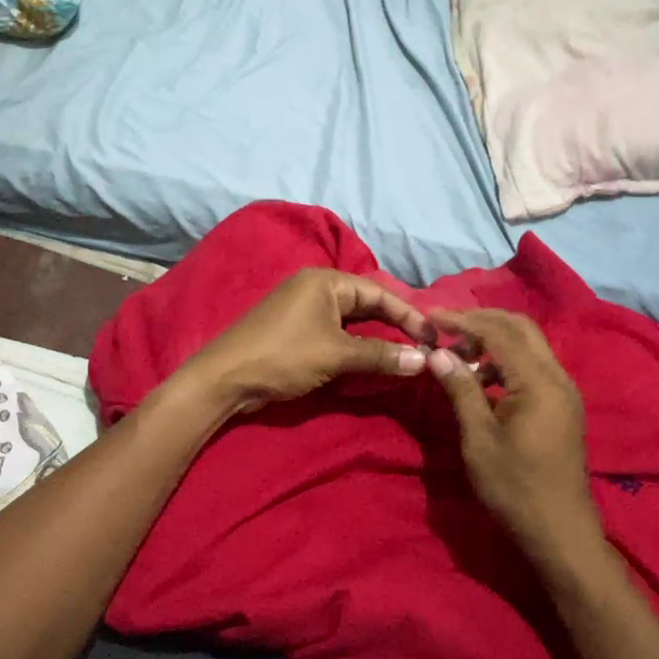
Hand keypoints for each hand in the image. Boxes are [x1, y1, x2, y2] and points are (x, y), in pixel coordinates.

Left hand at [178, 268, 431, 414]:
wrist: (225, 378)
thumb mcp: (336, 355)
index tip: (433, 338)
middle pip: (366, 303)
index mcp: (325, 281)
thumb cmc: (283, 356)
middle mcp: (314, 287)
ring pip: (350, 320)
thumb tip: (424, 360)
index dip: (408, 315)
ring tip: (402, 356)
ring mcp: (301, 308)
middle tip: (422, 347)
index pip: (379, 292)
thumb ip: (381, 356)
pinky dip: (354, 345)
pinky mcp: (294, 330)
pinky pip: (334, 332)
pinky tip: (368, 362)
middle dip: (394, 325)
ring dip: (375, 338)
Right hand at [427, 309, 598, 563]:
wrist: (560, 531)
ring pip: (528, 344)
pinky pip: (533, 366)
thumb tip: (438, 353)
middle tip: (443, 329)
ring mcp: (563, 391)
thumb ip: (460, 390)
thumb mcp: (479, 439)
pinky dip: (505, 361)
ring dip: (492, 341)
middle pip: (519, 327)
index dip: (462, 320)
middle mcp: (557, 377)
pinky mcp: (561, 405)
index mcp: (538, 382)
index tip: (429, 318)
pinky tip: (479, 381)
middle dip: (480, 321)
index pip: (498, 331)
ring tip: (457, 359)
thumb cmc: (514, 488)